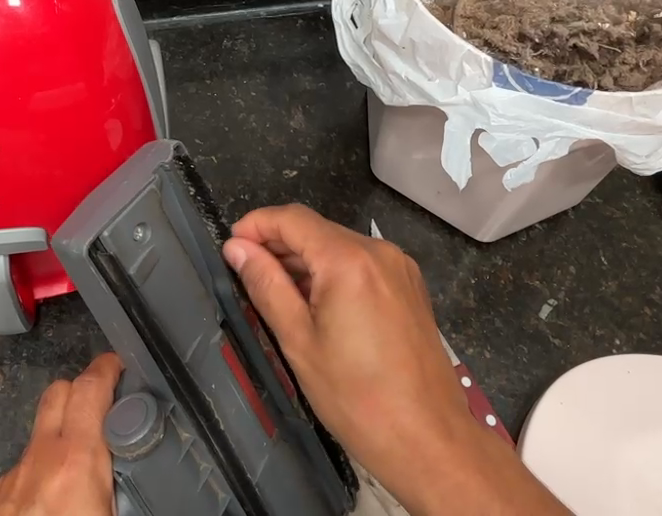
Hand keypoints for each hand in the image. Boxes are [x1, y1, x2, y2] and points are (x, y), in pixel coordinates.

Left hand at [0, 352, 121, 515]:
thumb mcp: (114, 514)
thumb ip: (124, 483)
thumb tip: (135, 470)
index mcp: (76, 462)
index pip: (89, 389)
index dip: (106, 369)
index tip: (119, 365)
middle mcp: (39, 461)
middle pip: (57, 393)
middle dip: (81, 390)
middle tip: (105, 408)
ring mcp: (10, 480)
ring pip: (37, 437)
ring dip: (59, 439)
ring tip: (80, 466)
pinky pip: (20, 472)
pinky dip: (38, 476)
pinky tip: (50, 501)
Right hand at [222, 206, 568, 515]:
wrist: (431, 442)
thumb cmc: (357, 397)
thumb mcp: (298, 341)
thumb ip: (265, 285)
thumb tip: (237, 248)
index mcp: (349, 260)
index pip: (292, 218)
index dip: (256, 225)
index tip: (230, 247)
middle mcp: (378, 251)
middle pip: (316, 229)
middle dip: (279, 245)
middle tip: (248, 276)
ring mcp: (399, 267)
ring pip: (339, 245)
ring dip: (305, 260)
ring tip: (279, 295)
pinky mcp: (410, 287)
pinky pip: (361, 263)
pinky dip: (333, 272)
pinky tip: (319, 305)